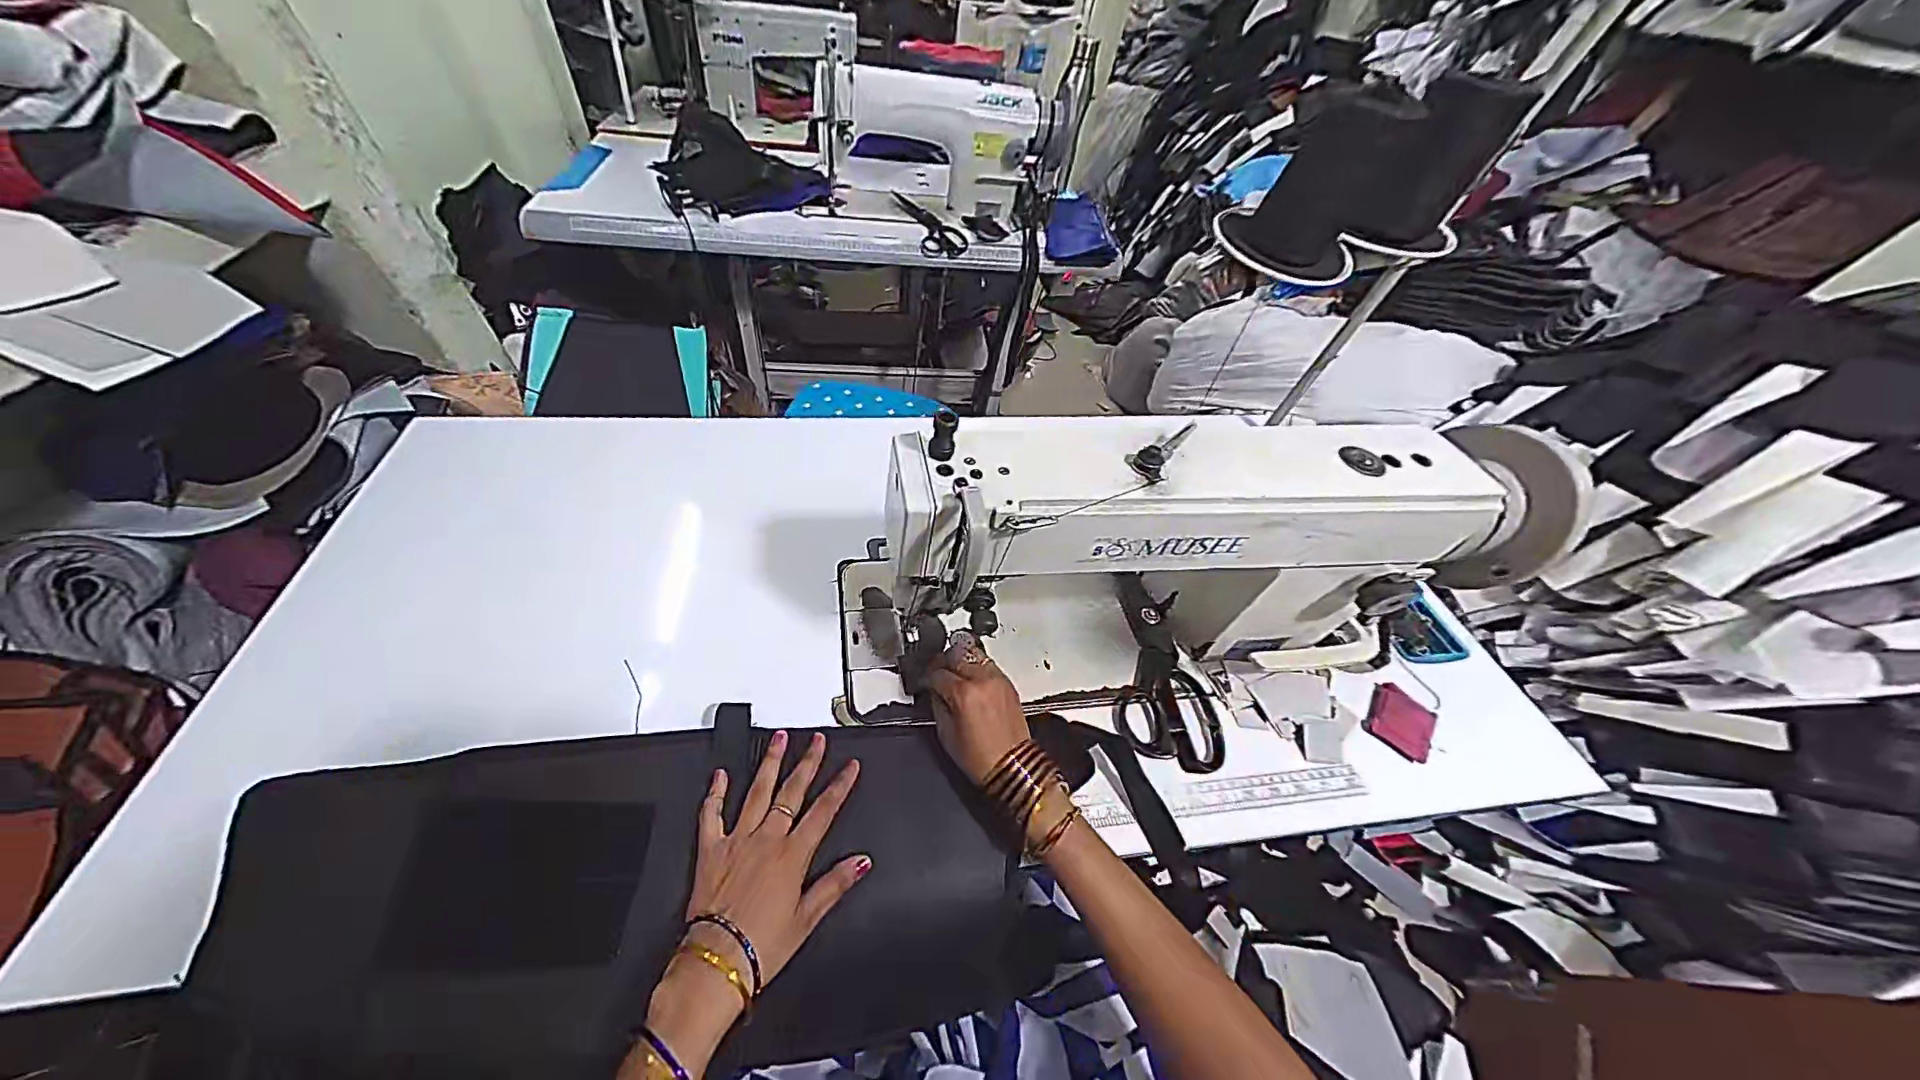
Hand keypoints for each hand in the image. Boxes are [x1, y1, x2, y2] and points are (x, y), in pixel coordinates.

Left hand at [636, 731, 866, 1078]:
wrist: (716, 962)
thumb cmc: (760, 947)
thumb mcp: (807, 918)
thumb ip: (835, 884)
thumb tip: (861, 862)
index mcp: (791, 856)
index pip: (823, 810)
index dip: (840, 785)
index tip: (850, 767)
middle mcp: (766, 841)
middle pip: (792, 792)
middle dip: (808, 763)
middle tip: (817, 742)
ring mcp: (737, 841)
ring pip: (757, 792)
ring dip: (770, 764)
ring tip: (779, 740)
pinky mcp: (711, 851)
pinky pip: (712, 814)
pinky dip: (715, 793)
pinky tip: (720, 776)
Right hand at [923, 631, 1030, 786]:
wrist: (1013, 765)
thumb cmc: (982, 757)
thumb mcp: (946, 734)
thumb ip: (937, 705)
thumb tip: (933, 690)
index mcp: (964, 694)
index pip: (937, 673)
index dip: (926, 677)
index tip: (923, 681)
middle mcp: (983, 681)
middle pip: (955, 655)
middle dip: (941, 661)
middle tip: (935, 671)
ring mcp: (998, 680)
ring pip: (973, 653)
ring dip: (959, 659)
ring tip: (952, 670)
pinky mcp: (1007, 683)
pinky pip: (987, 663)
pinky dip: (976, 665)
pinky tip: (969, 676)